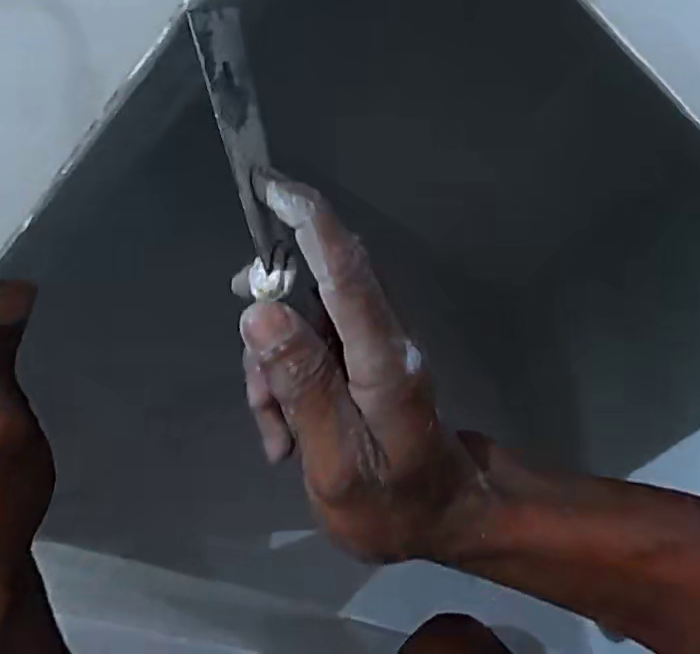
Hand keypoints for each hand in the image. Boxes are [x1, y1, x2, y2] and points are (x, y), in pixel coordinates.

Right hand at [238, 173, 492, 563]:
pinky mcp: (362, 355)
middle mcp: (384, 334)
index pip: (347, 270)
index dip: (311, 222)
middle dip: (272, 316)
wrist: (444, 515)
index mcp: (385, 356)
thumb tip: (261, 313)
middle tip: (254, 378)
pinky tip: (285, 434)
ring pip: (305, 319)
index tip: (271, 186)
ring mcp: (374, 342)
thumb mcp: (336, 464)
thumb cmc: (395, 503)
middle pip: (319, 286)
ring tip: (277, 434)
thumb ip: (302, 386)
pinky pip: (310, 345)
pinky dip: (284, 380)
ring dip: (272, 368)